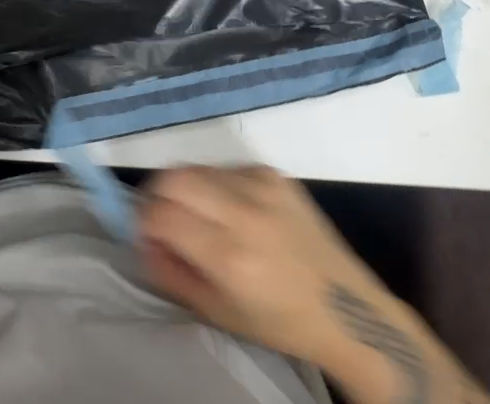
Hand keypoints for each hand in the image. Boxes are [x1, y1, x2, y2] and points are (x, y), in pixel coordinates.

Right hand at [137, 165, 388, 360]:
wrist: (349, 312)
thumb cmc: (278, 322)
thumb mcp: (215, 311)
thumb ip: (168, 272)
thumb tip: (140, 239)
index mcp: (229, 256)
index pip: (160, 215)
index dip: (142, 222)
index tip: (146, 235)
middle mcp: (245, 213)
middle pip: (173, 178)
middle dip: (157, 196)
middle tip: (163, 219)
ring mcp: (263, 188)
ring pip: (196, 167)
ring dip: (184, 189)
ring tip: (197, 216)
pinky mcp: (276, 176)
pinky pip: (224, 168)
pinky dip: (214, 184)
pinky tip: (228, 210)